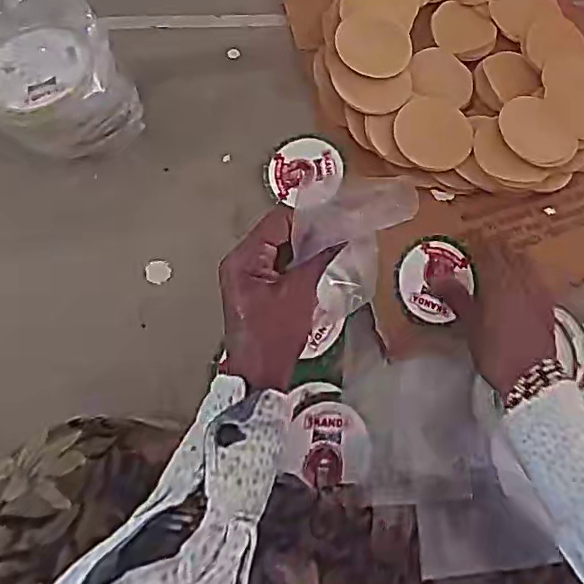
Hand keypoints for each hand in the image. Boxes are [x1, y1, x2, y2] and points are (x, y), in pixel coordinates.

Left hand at [217, 208, 343, 392]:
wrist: (259, 373)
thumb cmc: (275, 335)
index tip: (336, 209)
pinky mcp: (257, 285)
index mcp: (243, 259)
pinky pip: (281, 260)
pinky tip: (323, 256)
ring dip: (307, 242)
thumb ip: (321, 257)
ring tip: (336, 236)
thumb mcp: (302, 291)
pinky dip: (301, 256)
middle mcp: (240, 261)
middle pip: (278, 230)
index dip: (308, 213)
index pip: (277, 220)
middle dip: (310, 227)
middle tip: (340, 222)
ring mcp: (247, 274)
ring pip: (281, 245)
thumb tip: (342, 235)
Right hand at [428, 244, 555, 393]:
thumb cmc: (497, 352)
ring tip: (500, 262)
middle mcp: (523, 279)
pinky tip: (521, 282)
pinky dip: (526, 274)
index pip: (489, 250)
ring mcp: (539, 290)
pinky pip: (536, 278)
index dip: (478, 242)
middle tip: (482, 249)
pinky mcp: (549, 303)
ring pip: (525, 263)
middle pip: (509, 254)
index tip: (469, 240)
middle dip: (495, 248)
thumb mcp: (471, 325)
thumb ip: (456, 297)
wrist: (531, 376)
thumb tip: (438, 278)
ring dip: (512, 258)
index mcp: (501, 280)